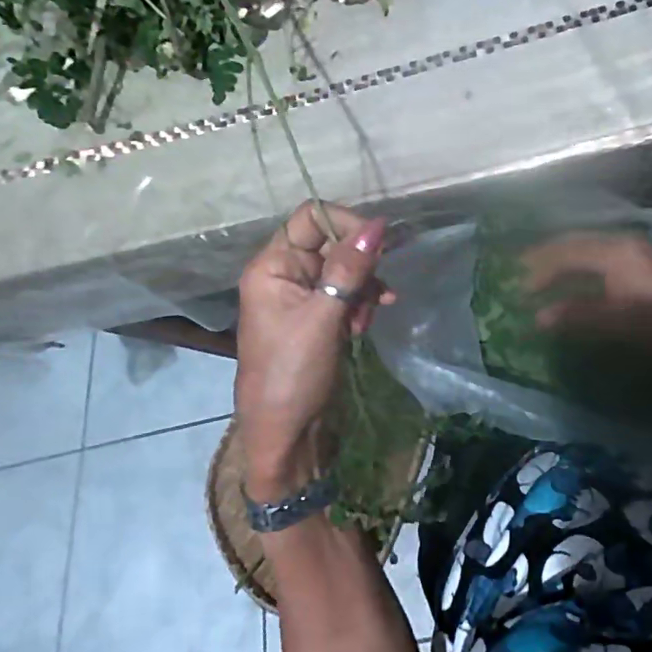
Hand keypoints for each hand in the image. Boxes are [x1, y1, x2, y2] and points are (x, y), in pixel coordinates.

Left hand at [235, 201, 392, 499]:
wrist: (283, 433)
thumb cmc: (292, 374)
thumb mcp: (323, 318)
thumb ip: (350, 269)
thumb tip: (377, 224)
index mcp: (272, 266)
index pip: (311, 219)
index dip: (346, 224)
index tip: (379, 248)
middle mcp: (285, 274)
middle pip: (332, 243)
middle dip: (360, 264)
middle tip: (376, 292)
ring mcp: (302, 296)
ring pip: (345, 269)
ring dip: (364, 288)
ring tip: (367, 319)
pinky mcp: (318, 316)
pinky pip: (346, 293)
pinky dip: (361, 303)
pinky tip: (365, 325)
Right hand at [518, 230, 651, 362]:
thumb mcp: (616, 320)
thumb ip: (576, 315)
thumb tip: (538, 318)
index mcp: (615, 250)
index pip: (566, 252)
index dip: (540, 269)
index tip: (519, 289)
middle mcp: (622, 244)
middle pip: (575, 244)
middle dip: (547, 258)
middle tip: (520, 272)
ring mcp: (633, 252)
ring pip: (587, 250)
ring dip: (562, 263)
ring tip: (539, 277)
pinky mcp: (639, 266)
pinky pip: (599, 259)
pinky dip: (579, 269)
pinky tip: (570, 283)